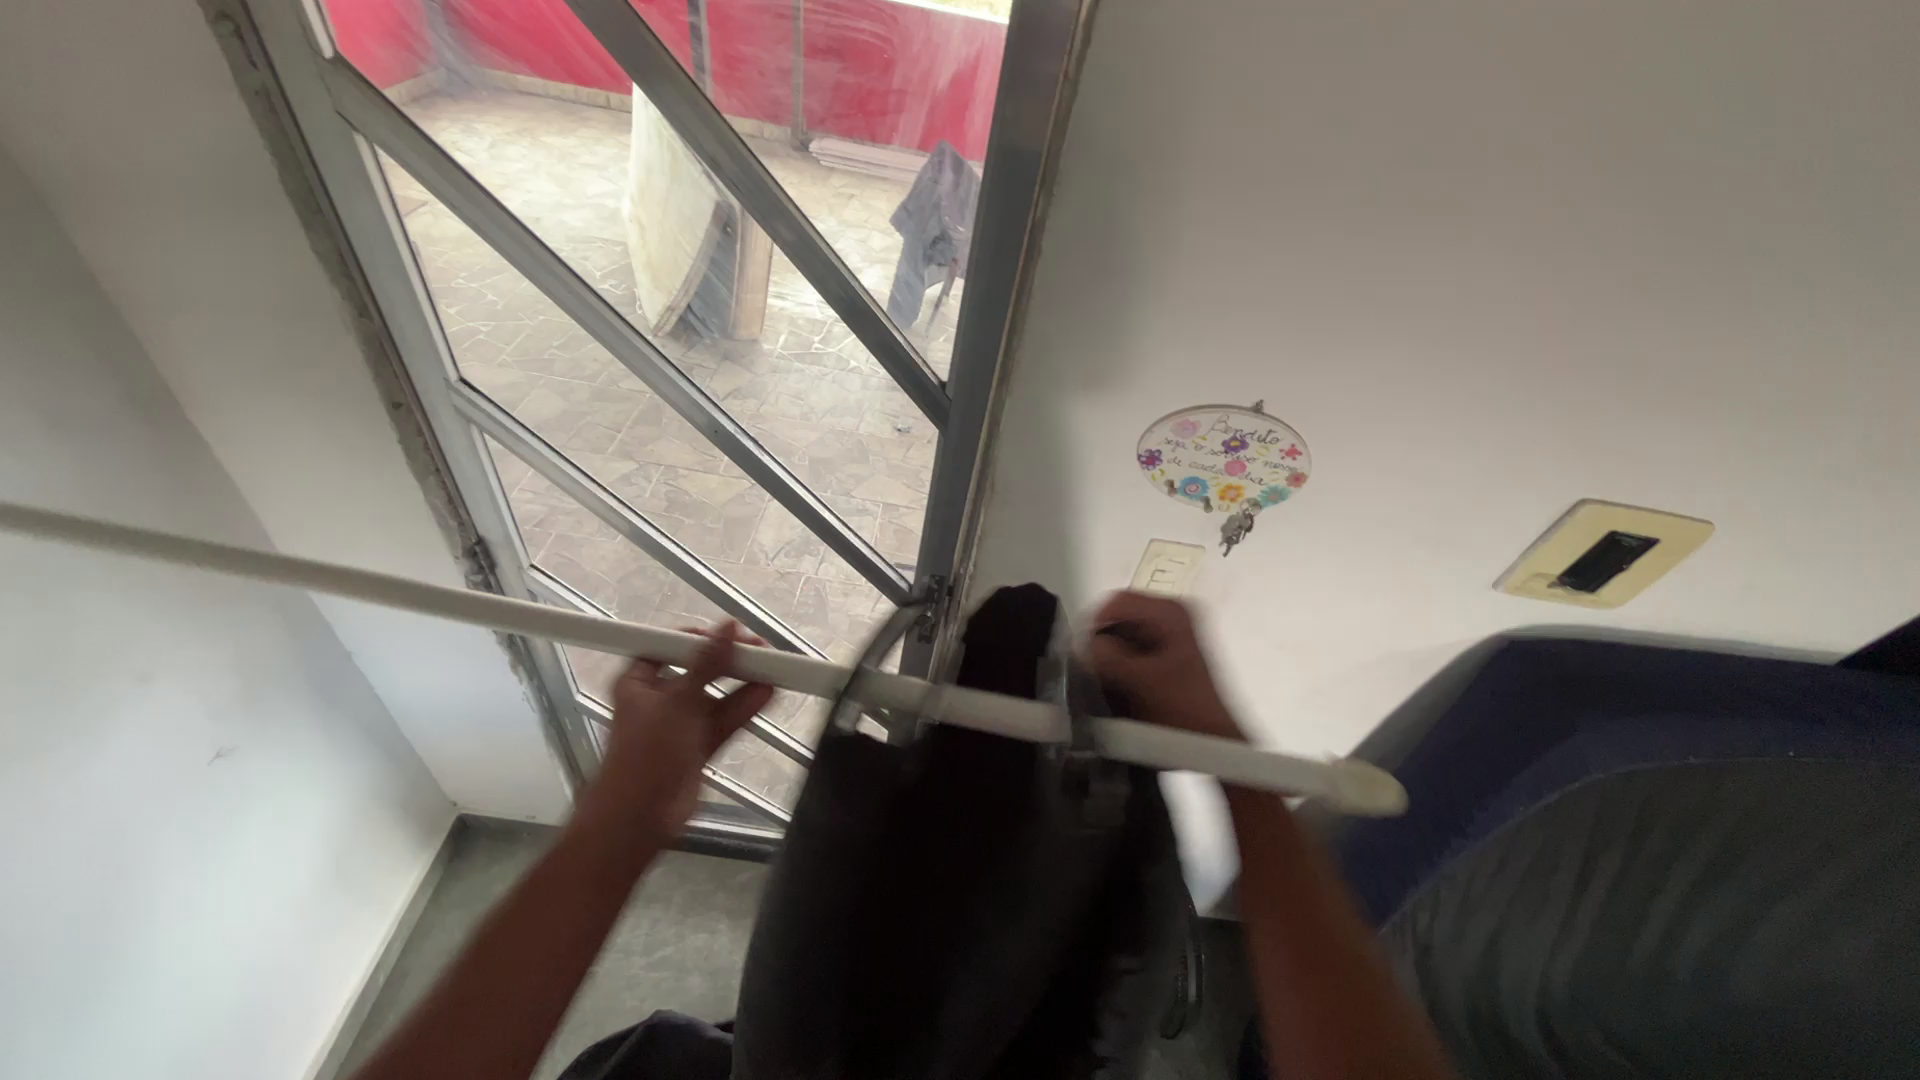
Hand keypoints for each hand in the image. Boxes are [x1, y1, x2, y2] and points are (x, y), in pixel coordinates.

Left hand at [576, 622, 774, 840]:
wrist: (640, 817)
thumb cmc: (644, 755)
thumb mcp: (677, 700)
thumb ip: (707, 663)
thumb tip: (727, 628)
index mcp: (639, 682)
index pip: (669, 647)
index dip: (698, 637)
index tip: (727, 633)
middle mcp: (660, 700)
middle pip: (699, 670)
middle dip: (729, 660)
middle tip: (758, 650)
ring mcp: (681, 724)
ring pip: (717, 695)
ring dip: (743, 683)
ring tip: (772, 669)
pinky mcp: (699, 746)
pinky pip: (725, 719)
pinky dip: (745, 707)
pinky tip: (767, 694)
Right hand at [1086, 591, 1241, 740]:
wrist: (1211, 740)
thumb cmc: (1186, 710)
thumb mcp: (1143, 681)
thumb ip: (1110, 658)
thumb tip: (1087, 645)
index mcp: (1172, 611)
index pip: (1117, 601)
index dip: (1097, 625)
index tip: (1087, 653)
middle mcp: (1172, 615)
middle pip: (1118, 618)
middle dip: (1104, 644)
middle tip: (1097, 673)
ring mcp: (1169, 634)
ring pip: (1120, 636)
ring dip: (1110, 659)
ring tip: (1110, 685)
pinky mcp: (1164, 653)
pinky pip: (1129, 651)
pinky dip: (1120, 668)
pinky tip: (1121, 690)